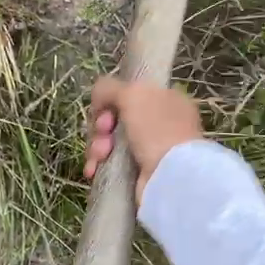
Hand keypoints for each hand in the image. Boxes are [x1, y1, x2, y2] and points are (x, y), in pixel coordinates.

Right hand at [83, 76, 204, 208]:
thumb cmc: (157, 129)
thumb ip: (110, 88)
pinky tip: (94, 169)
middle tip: (104, 133)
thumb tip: (97, 96)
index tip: (105, 110)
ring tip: (100, 156)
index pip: (129, 95)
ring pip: (109, 141)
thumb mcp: (133, 94)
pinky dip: (98, 163)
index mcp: (166, 100)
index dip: (111, 101)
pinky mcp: (137, 172)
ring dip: (97, 146)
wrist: (170, 176)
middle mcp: (159, 123)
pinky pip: (109, 162)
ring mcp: (148, 149)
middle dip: (101, 126)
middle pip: (115, 118)